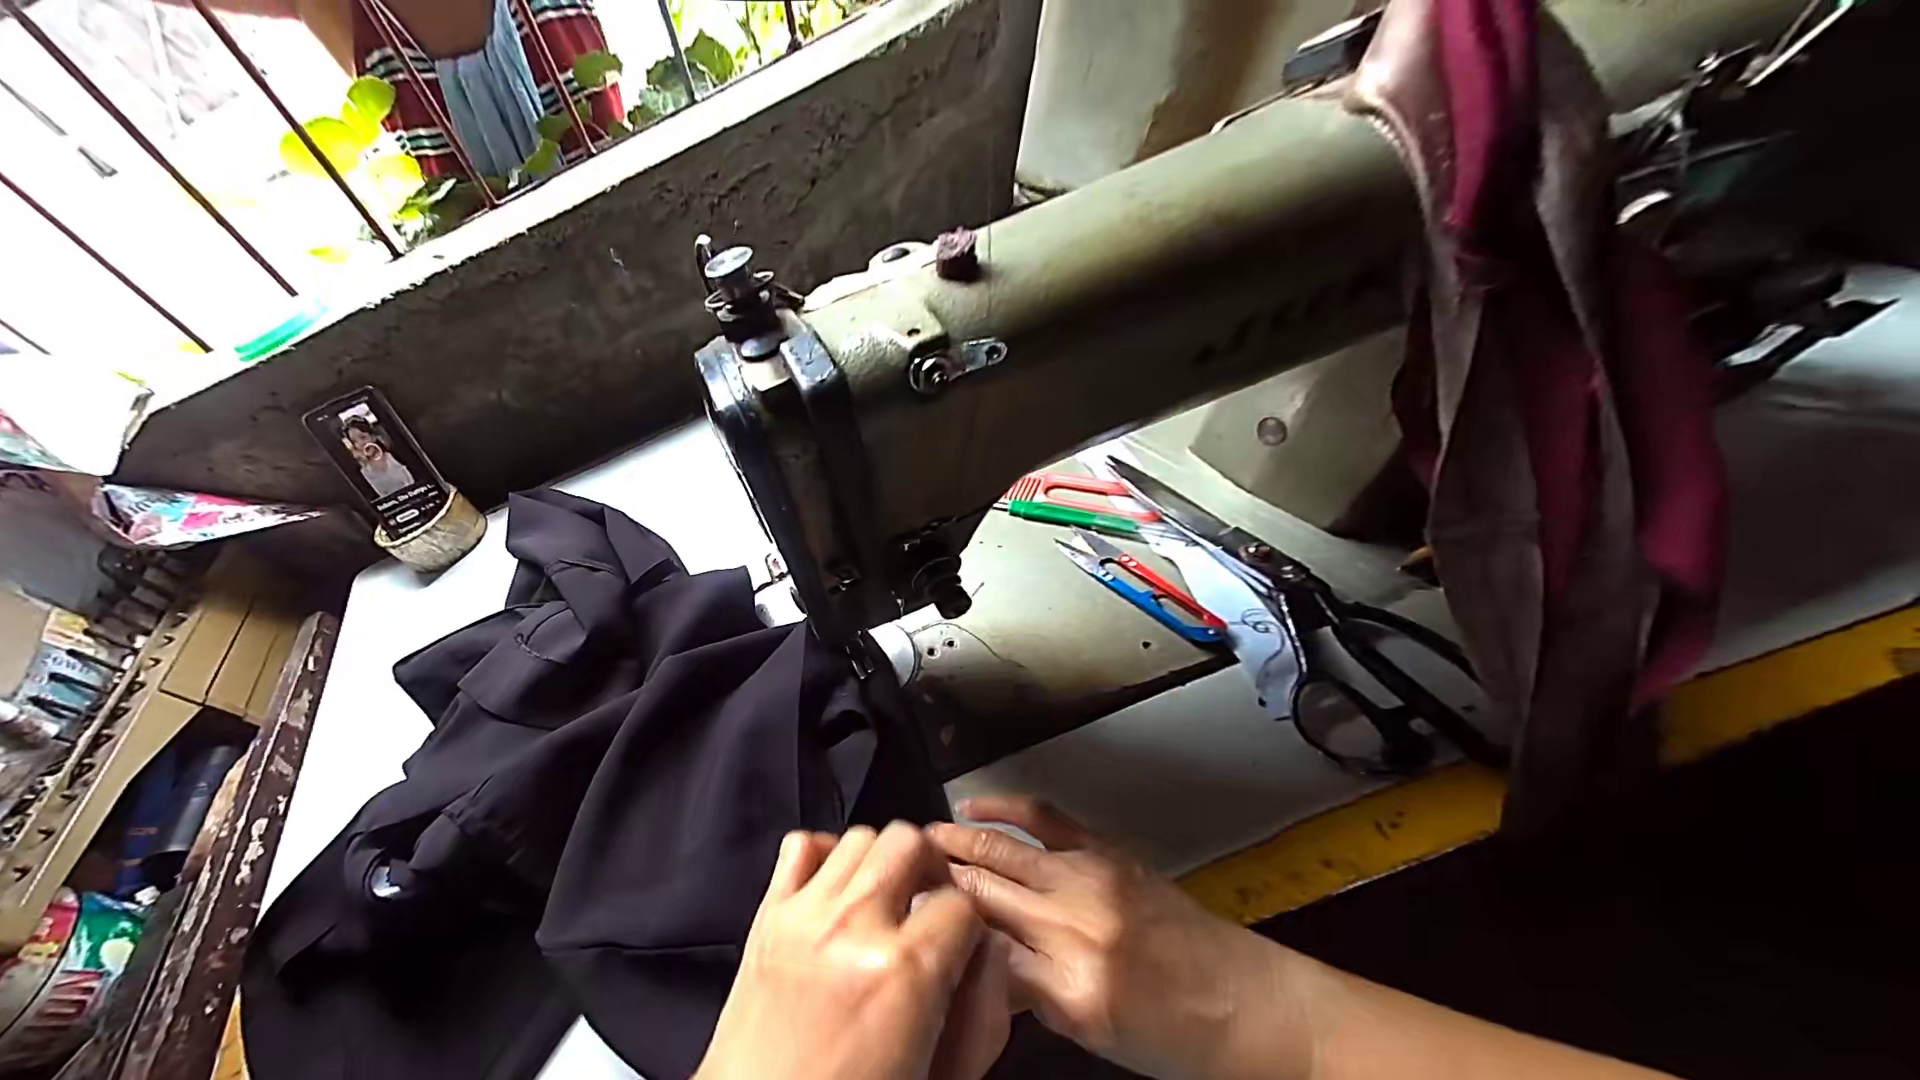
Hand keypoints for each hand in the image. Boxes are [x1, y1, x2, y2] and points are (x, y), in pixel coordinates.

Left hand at [694, 823, 1010, 1079]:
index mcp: (905, 971)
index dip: (968, 920)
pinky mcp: (769, 916)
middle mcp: (855, 927)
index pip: (960, 901)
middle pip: (910, 841)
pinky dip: (823, 854)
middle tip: (927, 898)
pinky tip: (836, 886)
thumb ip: (984, 1011)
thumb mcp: (943, 1074)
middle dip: (928, 866)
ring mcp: (806, 915)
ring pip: (862, 837)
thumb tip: (992, 951)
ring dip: (881, 861)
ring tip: (882, 895)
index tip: (959, 938)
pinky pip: (802, 845)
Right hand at [928, 797, 1300, 1079]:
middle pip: (983, 894)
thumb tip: (977, 958)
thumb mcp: (1090, 1036)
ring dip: (954, 843)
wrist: (1243, 1000)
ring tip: (918, 840)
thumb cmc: (1175, 1037)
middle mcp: (1074, 924)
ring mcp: (1091, 878)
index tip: (908, 922)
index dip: (937, 932)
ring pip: (1002, 852)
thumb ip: (1028, 994)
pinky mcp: (1106, 851)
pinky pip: (1045, 818)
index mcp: (1070, 988)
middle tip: (897, 874)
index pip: (978, 950)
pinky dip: (1004, 807)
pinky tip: (972, 807)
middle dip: (935, 882)